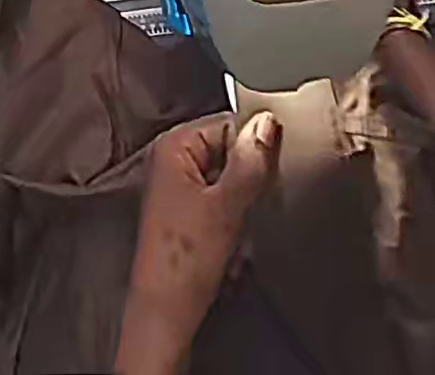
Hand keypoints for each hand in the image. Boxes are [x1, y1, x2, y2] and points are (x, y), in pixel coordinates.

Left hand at [115, 112, 280, 374]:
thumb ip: (250, 162)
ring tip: (237, 231)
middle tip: (249, 208)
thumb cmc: (185, 259)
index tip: (270, 171)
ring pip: (229, 180)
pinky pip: (221, 201)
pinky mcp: (185, 210)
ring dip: (243, 206)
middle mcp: (172, 157)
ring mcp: (177, 184)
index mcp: (174, 144)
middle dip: (247, 182)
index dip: (253, 147)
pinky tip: (232, 245)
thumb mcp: (226, 206)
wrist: (164, 313)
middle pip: (229, 151)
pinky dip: (233, 221)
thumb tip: (267, 122)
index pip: (228, 124)